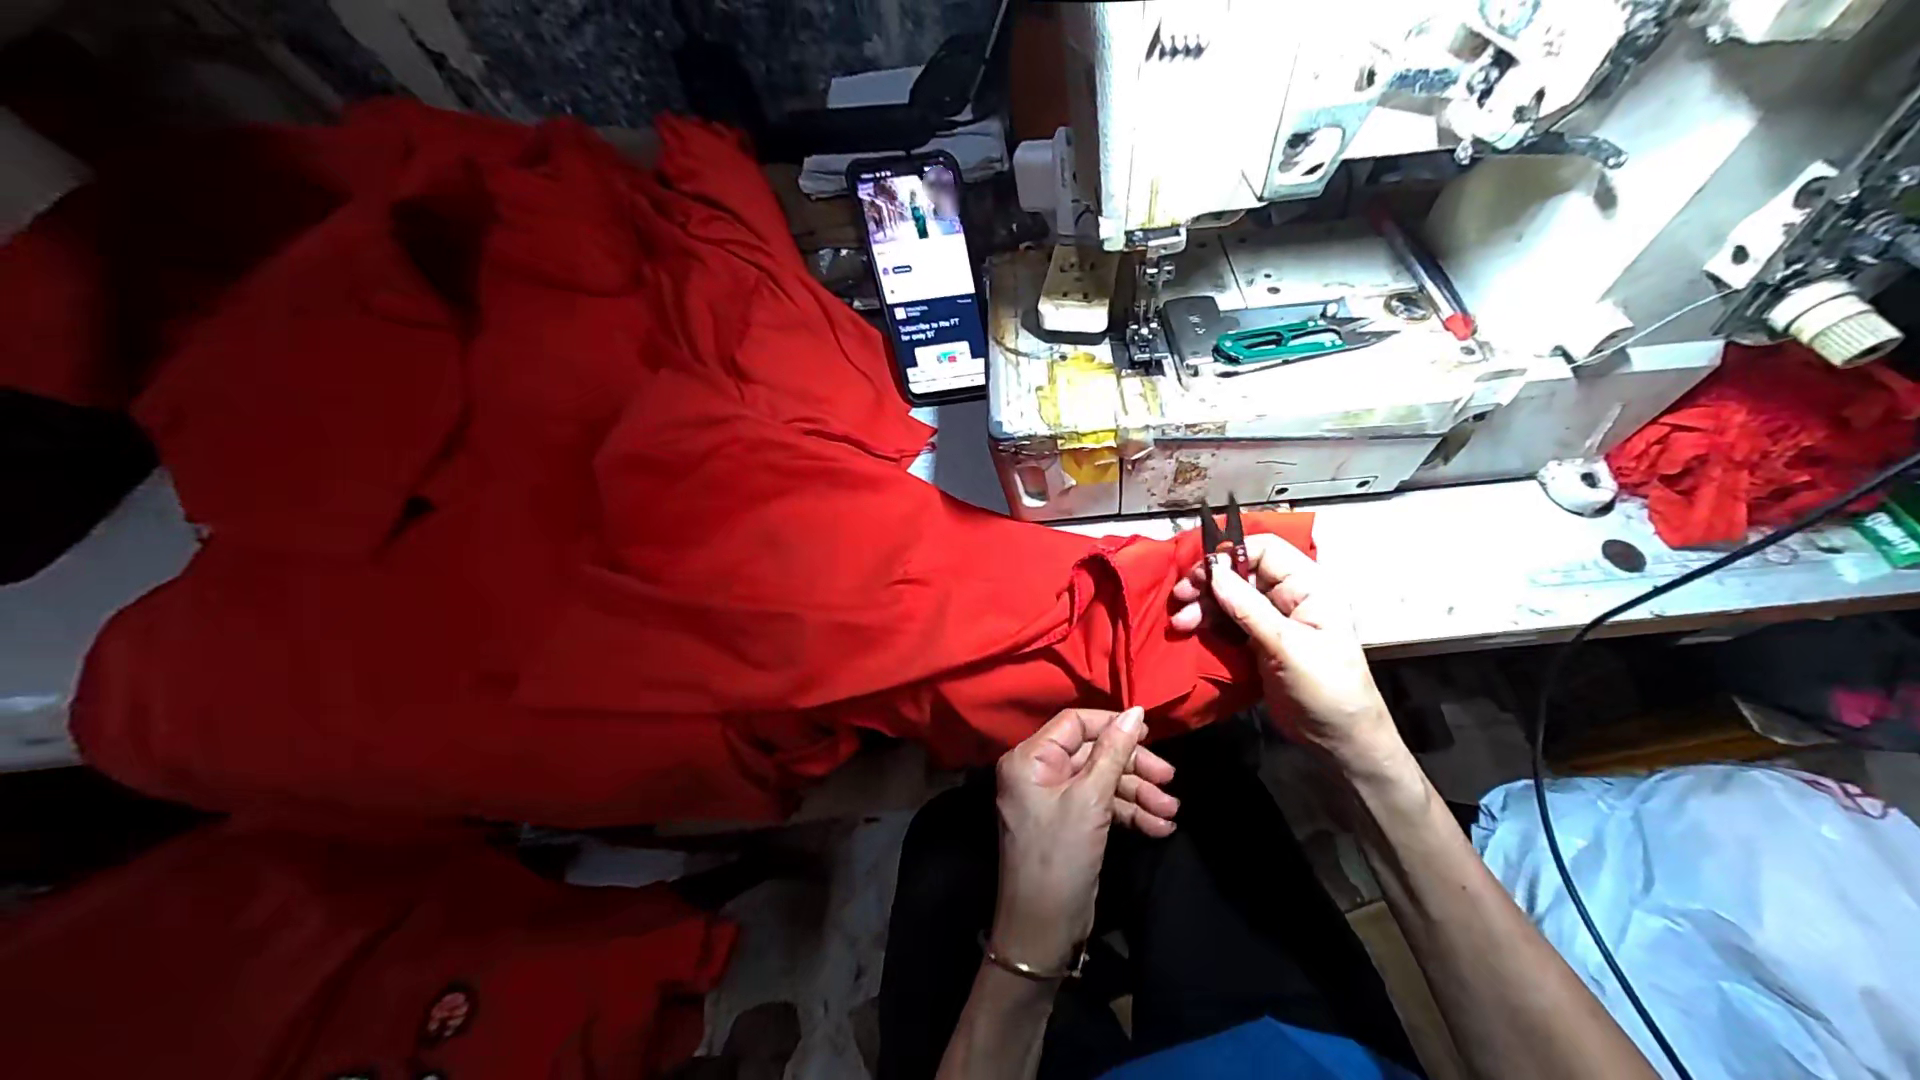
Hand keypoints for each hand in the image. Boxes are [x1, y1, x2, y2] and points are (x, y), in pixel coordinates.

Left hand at [990, 707, 1176, 970]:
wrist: (1043, 928)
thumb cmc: (1060, 855)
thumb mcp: (1090, 800)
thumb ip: (1114, 753)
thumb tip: (1136, 712)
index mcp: (1030, 758)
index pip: (1075, 724)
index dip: (1112, 725)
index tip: (1150, 734)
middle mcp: (1038, 772)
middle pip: (1093, 752)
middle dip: (1133, 766)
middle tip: (1170, 780)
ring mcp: (1055, 798)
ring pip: (1103, 780)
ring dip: (1138, 793)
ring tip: (1171, 811)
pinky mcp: (1071, 822)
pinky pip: (1103, 804)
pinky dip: (1130, 813)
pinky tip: (1159, 826)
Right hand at [1169, 534, 1408, 777]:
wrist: (1339, 741)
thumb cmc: (1329, 691)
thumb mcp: (1288, 647)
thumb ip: (1249, 608)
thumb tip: (1214, 571)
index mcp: (1309, 587)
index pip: (1264, 550)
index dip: (1230, 555)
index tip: (1200, 573)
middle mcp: (1289, 596)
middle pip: (1239, 572)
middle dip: (1208, 583)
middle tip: (1180, 598)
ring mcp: (1272, 619)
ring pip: (1228, 597)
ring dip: (1201, 606)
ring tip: (1181, 623)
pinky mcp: (1257, 640)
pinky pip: (1226, 621)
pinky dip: (1205, 623)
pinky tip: (1189, 631)